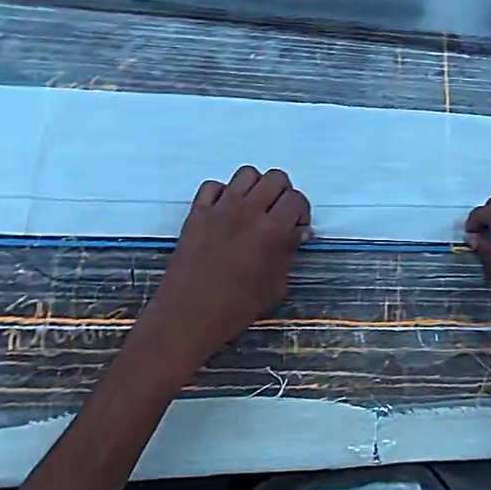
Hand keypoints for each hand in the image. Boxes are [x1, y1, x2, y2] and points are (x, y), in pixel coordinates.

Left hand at [128, 166, 311, 377]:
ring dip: (256, 187)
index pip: (296, 199)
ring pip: (246, 174)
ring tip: (254, 207)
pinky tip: (225, 210)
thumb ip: (288, 253)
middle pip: (275, 178)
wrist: (189, 315)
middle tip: (279, 213)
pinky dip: (222, 192)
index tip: (296, 225)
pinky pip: (212, 186)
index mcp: (271, 230)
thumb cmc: (235, 308)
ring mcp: (220, 209)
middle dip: (283, 193)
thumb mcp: (274, 285)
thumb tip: (297, 232)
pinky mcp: (197, 213)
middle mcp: (247, 211)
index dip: (301, 211)